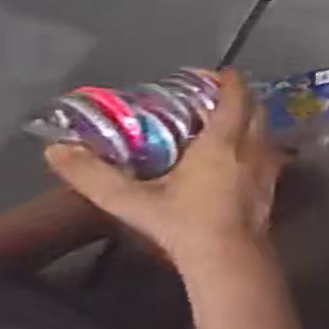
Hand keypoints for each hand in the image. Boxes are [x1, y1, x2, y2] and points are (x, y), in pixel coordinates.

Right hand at [45, 71, 284, 261]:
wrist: (230, 255)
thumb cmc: (185, 224)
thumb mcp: (131, 200)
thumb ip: (91, 175)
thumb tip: (55, 151)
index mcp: (224, 143)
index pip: (236, 99)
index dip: (229, 81)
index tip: (216, 72)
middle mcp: (253, 148)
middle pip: (257, 109)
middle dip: (240, 95)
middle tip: (213, 93)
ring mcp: (268, 166)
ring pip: (265, 129)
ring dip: (249, 117)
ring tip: (221, 119)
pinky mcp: (272, 183)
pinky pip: (267, 149)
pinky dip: (253, 139)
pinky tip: (233, 152)